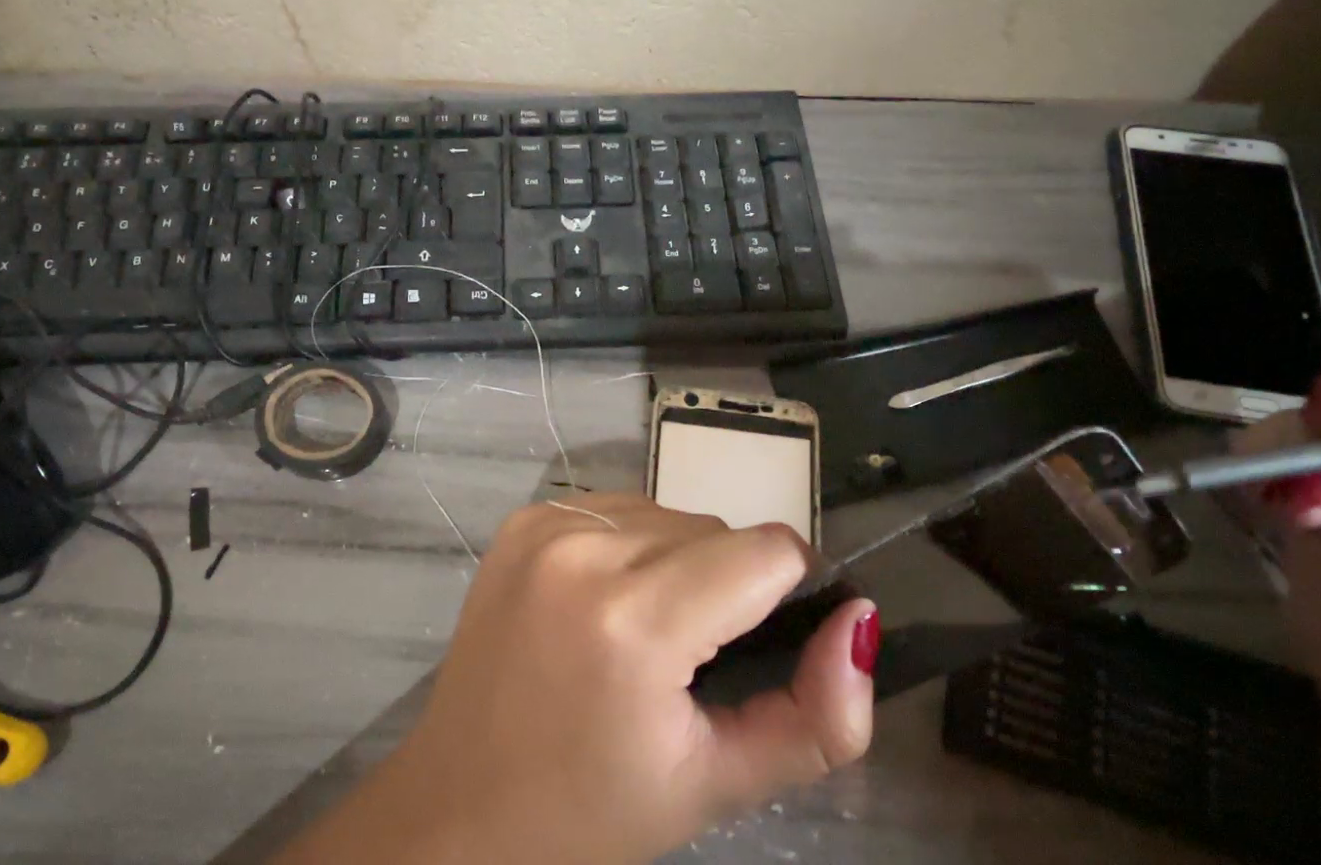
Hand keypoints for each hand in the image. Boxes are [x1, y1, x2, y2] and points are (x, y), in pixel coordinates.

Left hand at [270, 493, 877, 864]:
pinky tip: (607, 606)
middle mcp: (584, 550)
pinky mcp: (523, 521)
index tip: (767, 644)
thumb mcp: (721, 785)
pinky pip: (619, 509)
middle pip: (718, 529)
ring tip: (647, 635)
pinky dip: (632, 548)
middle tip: (693, 661)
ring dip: (682, 562)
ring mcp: (546, 526)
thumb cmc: (592, 810)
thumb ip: (821, 717)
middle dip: (730, 586)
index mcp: (634, 621)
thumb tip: (859, 623)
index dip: (790, 593)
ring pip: (670, 514)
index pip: (767, 550)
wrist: (461, 808)